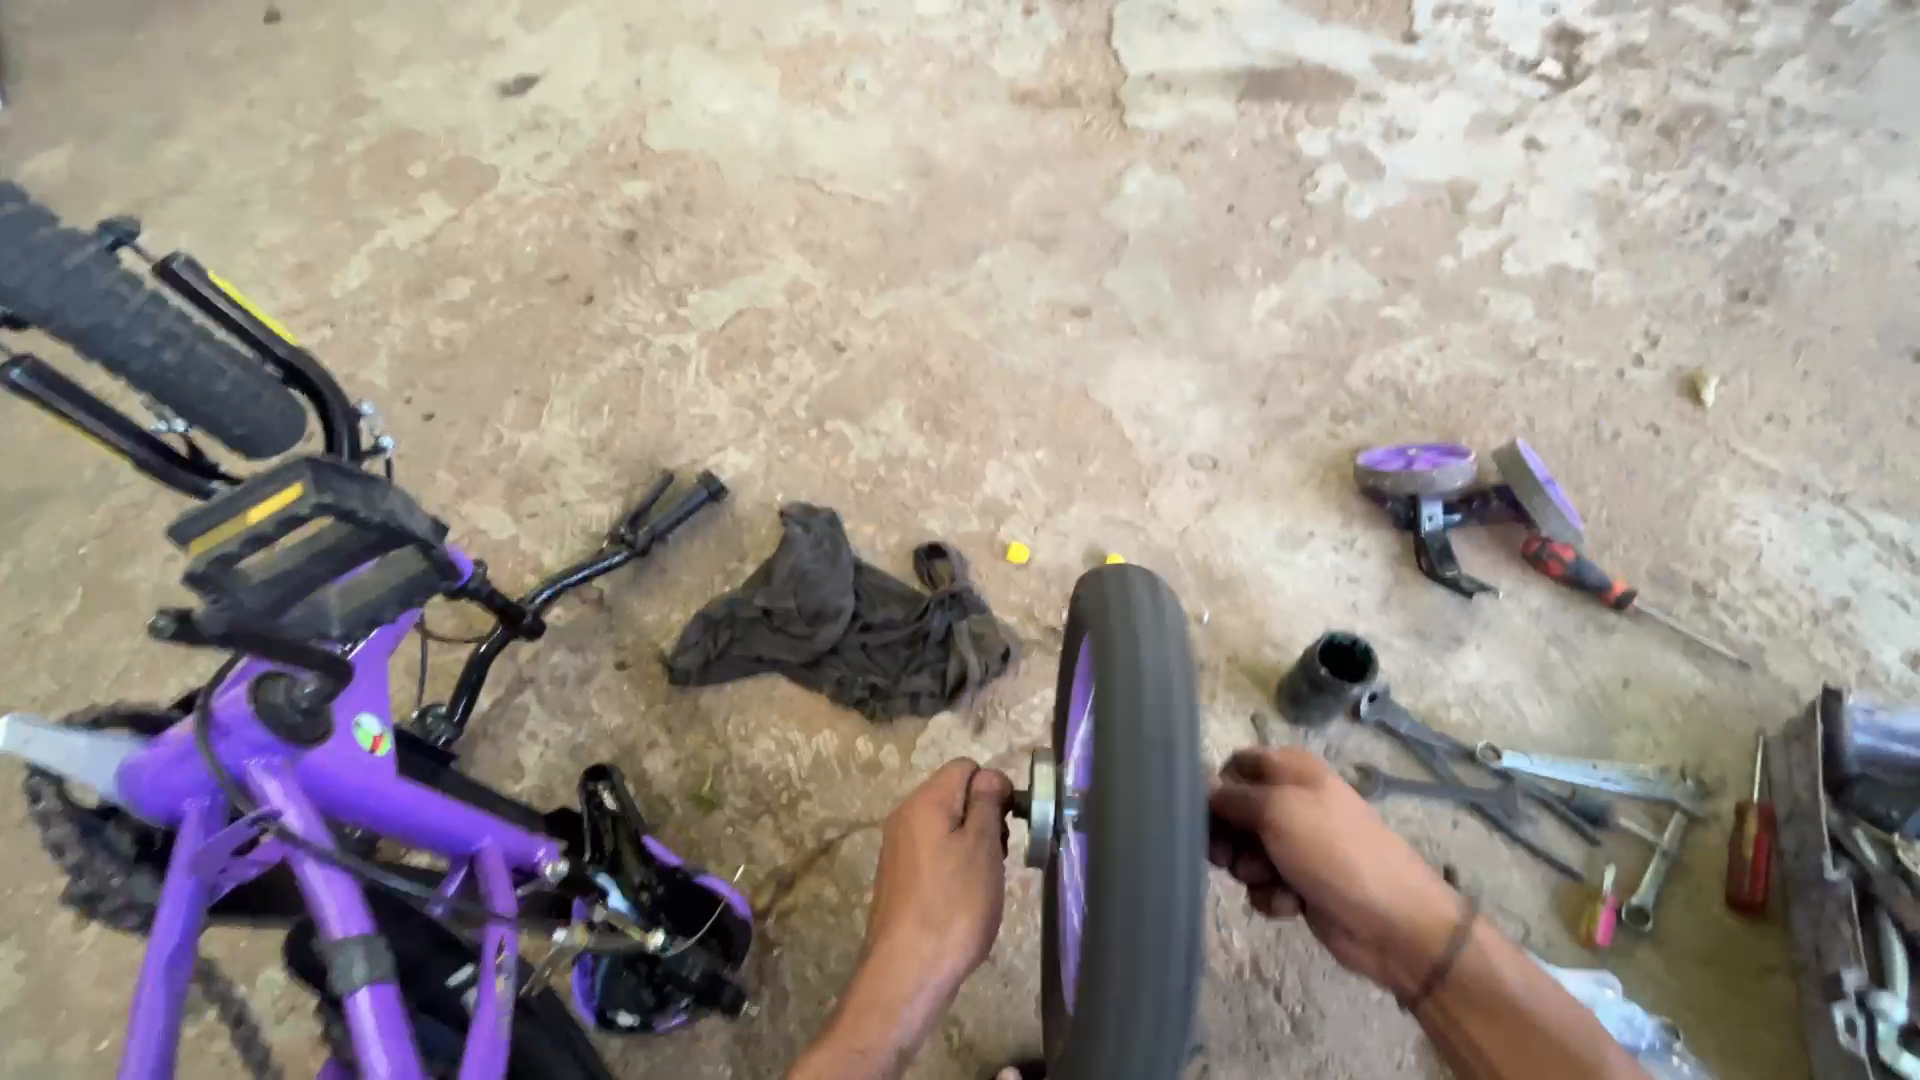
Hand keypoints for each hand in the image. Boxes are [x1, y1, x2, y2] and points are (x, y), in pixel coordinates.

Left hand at [861, 758, 1013, 999]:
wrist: (907, 971)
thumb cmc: (953, 905)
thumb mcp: (982, 847)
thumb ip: (987, 803)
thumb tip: (989, 777)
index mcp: (925, 801)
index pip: (965, 767)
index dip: (993, 787)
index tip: (1009, 823)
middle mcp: (905, 816)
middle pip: (954, 795)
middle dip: (984, 817)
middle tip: (997, 856)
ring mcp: (897, 847)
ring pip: (945, 824)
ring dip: (971, 843)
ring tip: (983, 880)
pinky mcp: (898, 875)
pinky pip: (933, 851)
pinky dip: (953, 863)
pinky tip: (963, 896)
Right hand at [1209, 746, 1460, 995]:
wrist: (1394, 923)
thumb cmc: (1334, 852)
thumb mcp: (1277, 810)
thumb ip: (1232, 797)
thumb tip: (1203, 792)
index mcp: (1292, 771)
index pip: (1237, 764)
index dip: (1218, 785)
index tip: (1204, 810)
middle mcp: (1292, 801)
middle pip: (1234, 810)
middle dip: (1225, 834)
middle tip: (1222, 855)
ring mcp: (1296, 844)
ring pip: (1243, 850)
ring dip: (1247, 868)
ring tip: (1266, 879)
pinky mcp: (1298, 883)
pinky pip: (1262, 883)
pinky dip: (1269, 894)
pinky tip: (1289, 904)